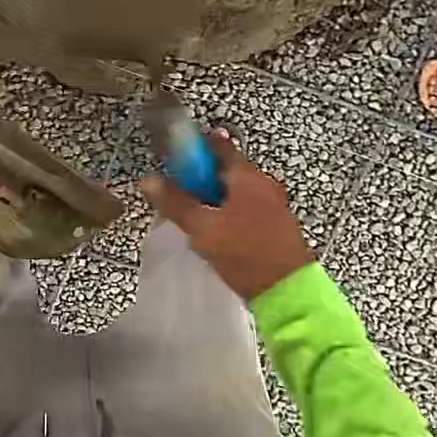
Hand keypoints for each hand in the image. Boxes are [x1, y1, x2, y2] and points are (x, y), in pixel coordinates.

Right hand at [140, 132, 314, 299]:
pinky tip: (217, 231)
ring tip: (194, 216)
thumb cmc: (244, 253)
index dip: (195, 147)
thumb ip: (175, 202)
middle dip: (202, 177)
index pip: (219, 145)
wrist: (287, 291)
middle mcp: (264, 182)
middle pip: (227, 169)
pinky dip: (230, 211)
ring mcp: (274, 203)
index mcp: (247, 175)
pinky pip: (248, 207)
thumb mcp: (203, 228)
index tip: (175, 158)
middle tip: (179, 192)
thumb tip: (148, 180)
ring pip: (237, 190)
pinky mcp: (277, 224)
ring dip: (216, 197)